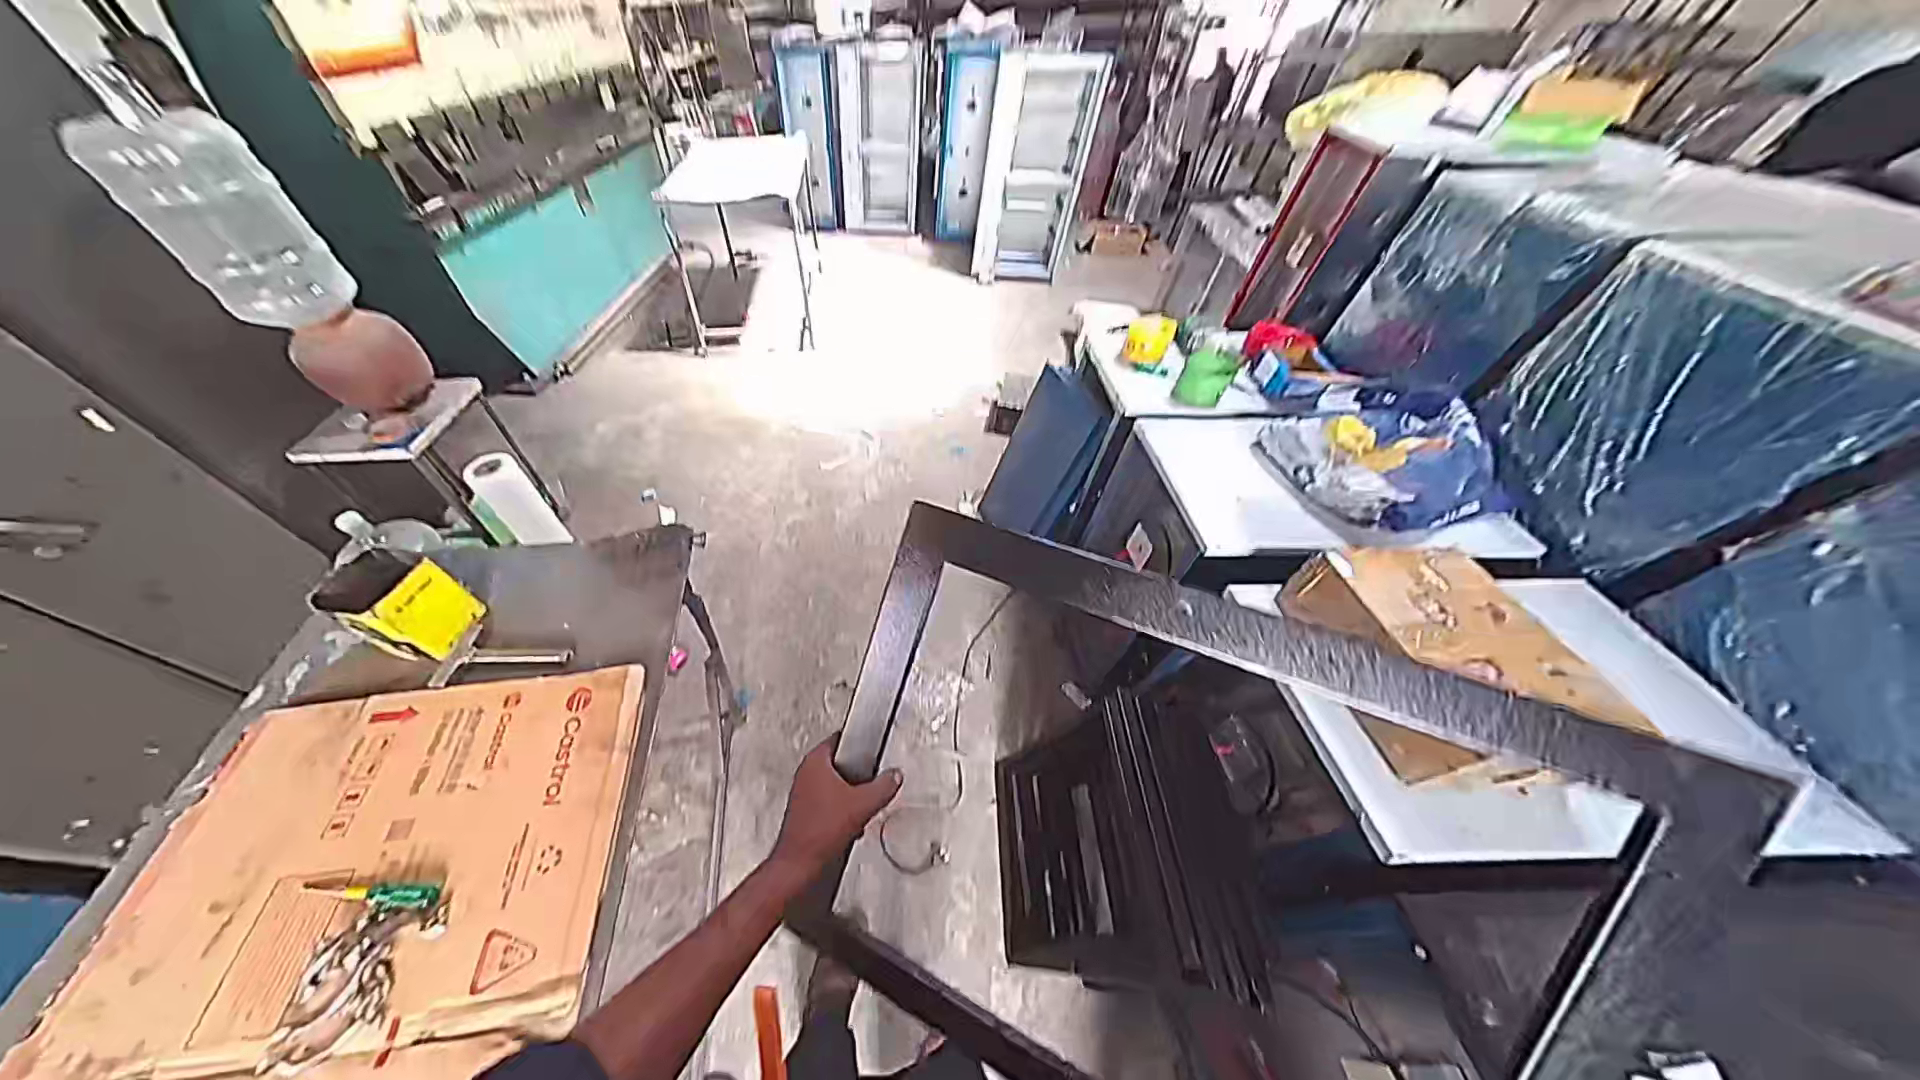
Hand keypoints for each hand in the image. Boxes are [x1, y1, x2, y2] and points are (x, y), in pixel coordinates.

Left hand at [770, 737, 901, 877]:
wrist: (800, 865)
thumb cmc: (819, 832)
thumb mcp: (864, 804)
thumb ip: (883, 786)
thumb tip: (894, 776)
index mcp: (815, 762)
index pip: (839, 738)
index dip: (858, 742)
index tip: (871, 748)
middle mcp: (805, 774)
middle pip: (839, 762)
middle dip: (857, 773)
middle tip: (869, 780)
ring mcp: (803, 794)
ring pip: (834, 784)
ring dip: (849, 793)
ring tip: (860, 805)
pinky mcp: (804, 812)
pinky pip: (828, 802)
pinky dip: (841, 809)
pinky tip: (850, 822)